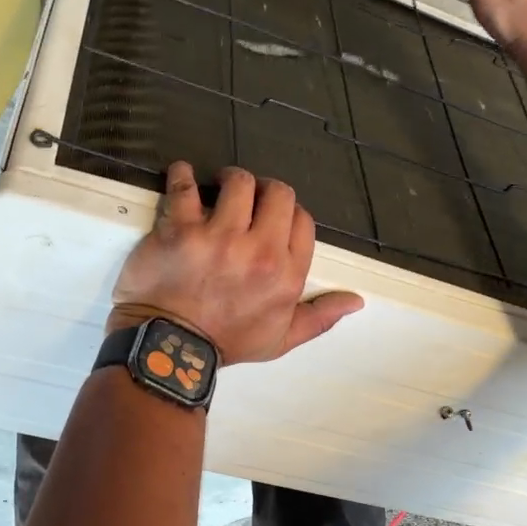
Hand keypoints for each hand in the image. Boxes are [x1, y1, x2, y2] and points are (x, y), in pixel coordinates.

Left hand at [109, 162, 364, 365]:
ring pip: (238, 182)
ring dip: (229, 179)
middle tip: (246, 196)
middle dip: (264, 189)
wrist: (170, 350)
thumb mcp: (280, 340)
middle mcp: (259, 252)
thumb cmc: (224, 344)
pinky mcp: (181, 230)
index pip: (302, 219)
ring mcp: (219, 238)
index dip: (287, 212)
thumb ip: (319, 317)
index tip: (269, 215)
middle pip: (277, 193)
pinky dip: (182, 175)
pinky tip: (182, 175)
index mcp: (286, 274)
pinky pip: (185, 187)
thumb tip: (355, 300)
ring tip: (217, 186)